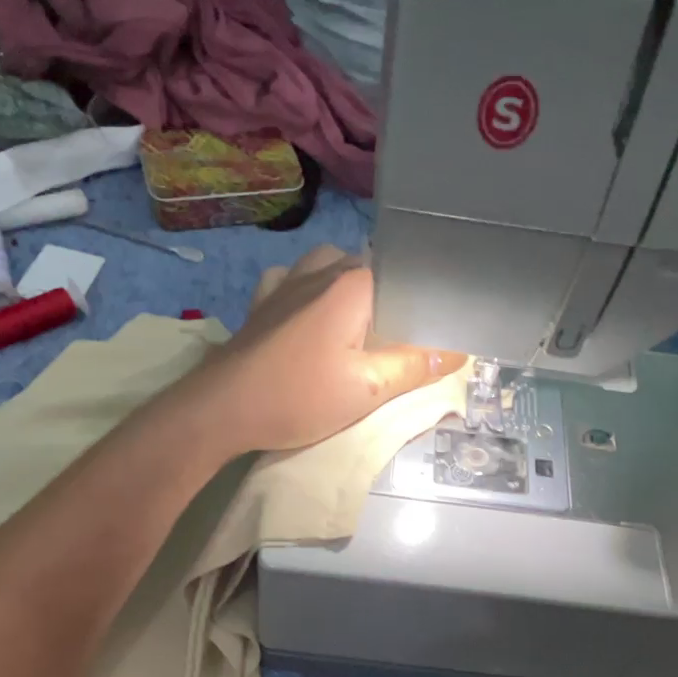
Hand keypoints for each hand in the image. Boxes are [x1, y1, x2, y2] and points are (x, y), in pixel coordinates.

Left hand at [190, 246, 465, 452]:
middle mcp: (320, 271)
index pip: (404, 275)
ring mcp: (286, 283)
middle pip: (368, 269)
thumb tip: (456, 352)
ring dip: (346, 285)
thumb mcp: (366, 390)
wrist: (221, 409)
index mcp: (353, 285)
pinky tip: (310, 313)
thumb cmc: (298, 398)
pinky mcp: (261, 302)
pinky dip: (307, 289)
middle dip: (388, 296)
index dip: (422, 301)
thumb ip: (413, 367)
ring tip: (358, 323)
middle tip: (401, 336)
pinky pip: (292, 279)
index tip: (434, 328)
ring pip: (329, 267)